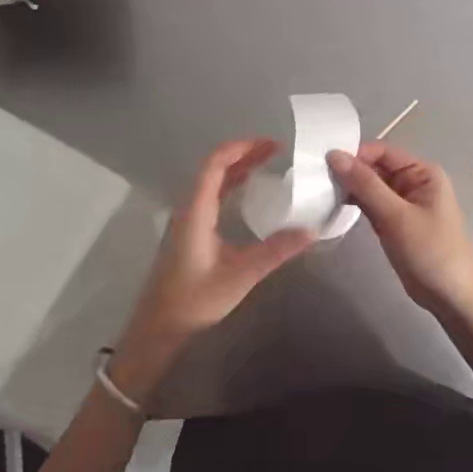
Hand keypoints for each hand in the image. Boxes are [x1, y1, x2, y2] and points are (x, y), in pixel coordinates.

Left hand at [112, 138, 314, 397]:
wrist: (160, 326)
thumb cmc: (195, 299)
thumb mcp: (241, 275)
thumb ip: (275, 250)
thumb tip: (311, 230)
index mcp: (196, 211)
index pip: (215, 164)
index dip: (242, 148)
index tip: (272, 145)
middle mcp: (189, 209)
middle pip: (214, 169)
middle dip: (244, 154)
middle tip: (277, 152)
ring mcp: (188, 221)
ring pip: (212, 183)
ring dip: (237, 169)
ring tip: (268, 165)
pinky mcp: (190, 233)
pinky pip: (211, 197)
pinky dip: (231, 186)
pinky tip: (249, 195)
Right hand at [328, 143, 472, 312]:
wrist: (450, 295)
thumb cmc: (429, 251)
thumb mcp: (396, 216)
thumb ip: (365, 185)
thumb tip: (334, 155)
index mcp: (422, 172)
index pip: (381, 152)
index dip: (354, 156)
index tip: (324, 167)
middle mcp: (413, 182)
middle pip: (374, 167)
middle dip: (349, 173)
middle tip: (317, 181)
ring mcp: (403, 203)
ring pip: (370, 187)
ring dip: (349, 189)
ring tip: (323, 194)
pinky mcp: (394, 222)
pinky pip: (371, 205)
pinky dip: (355, 204)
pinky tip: (336, 207)